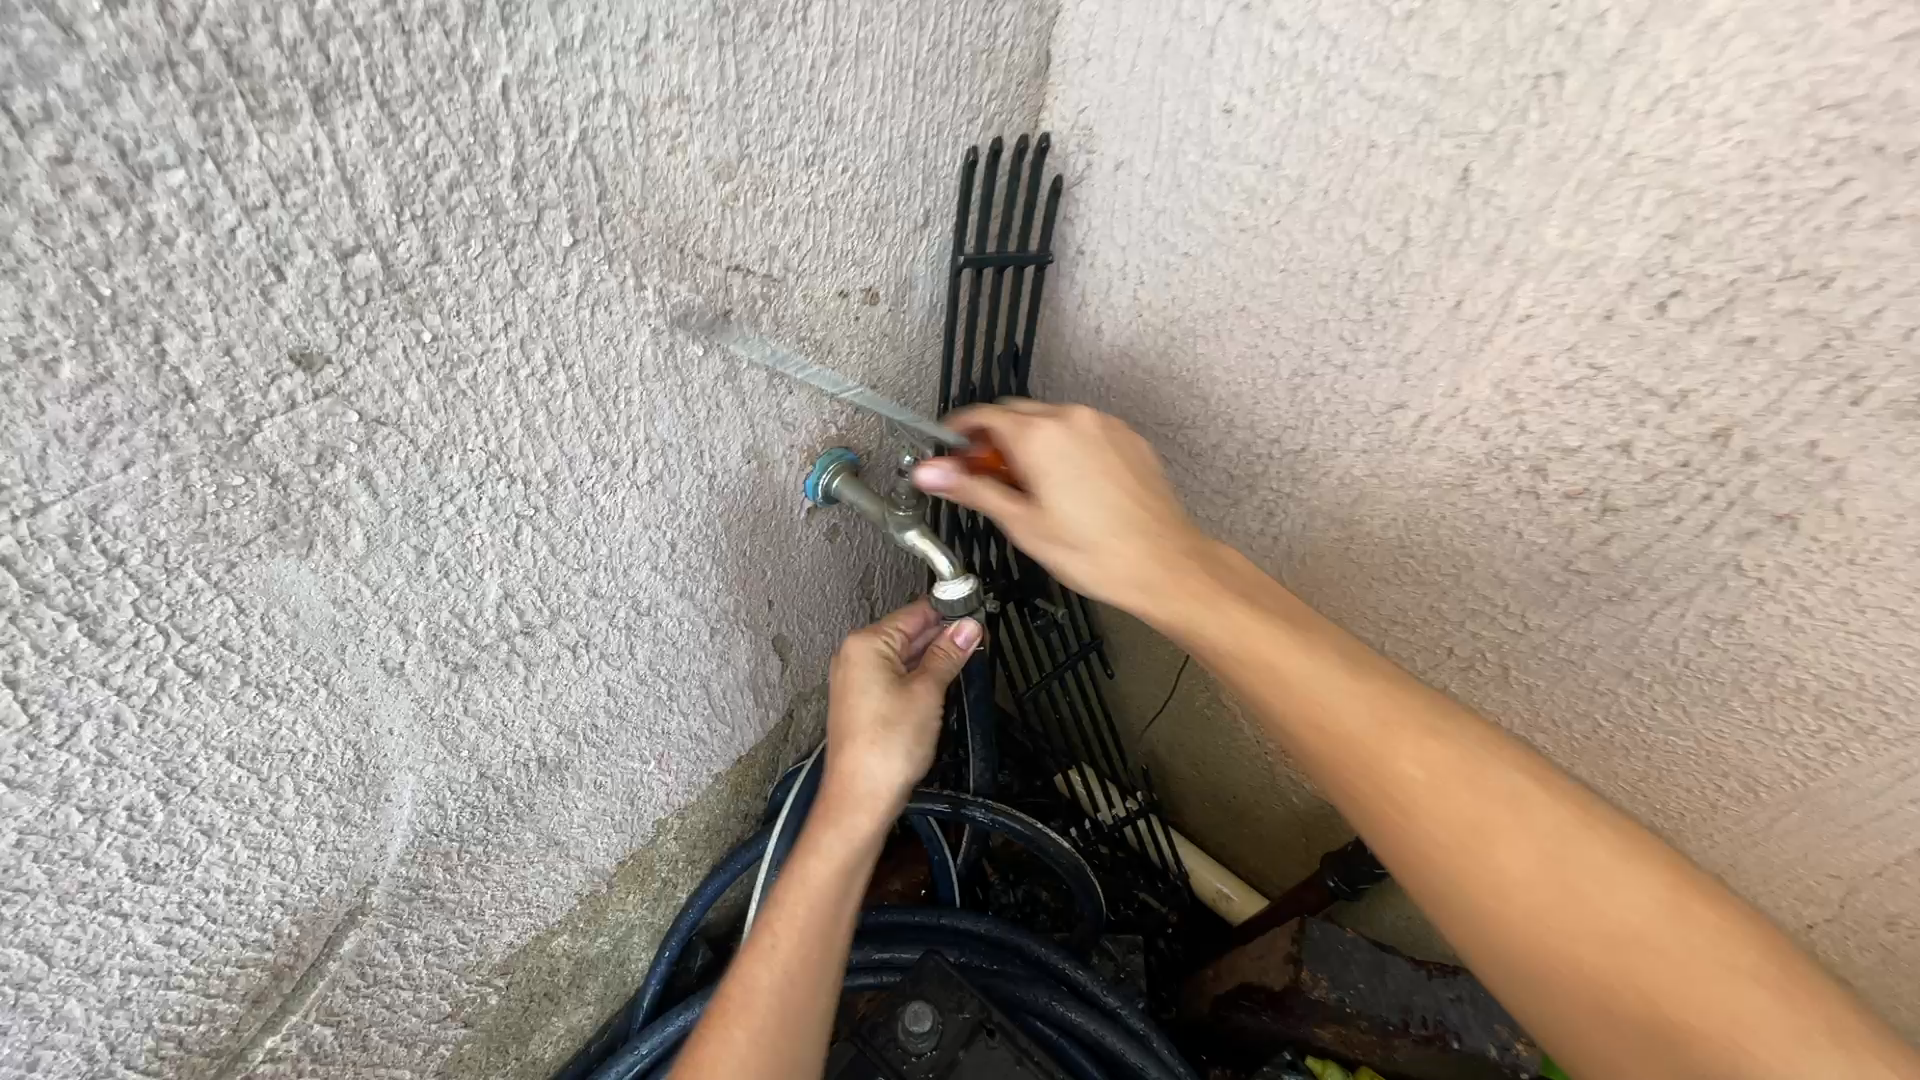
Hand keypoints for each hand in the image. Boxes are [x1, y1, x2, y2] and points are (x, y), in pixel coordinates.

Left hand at [823, 599, 981, 820]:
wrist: (861, 798)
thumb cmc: (884, 749)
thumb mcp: (928, 692)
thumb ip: (949, 655)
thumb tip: (966, 629)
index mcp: (867, 644)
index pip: (915, 612)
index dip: (948, 612)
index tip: (974, 615)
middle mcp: (855, 656)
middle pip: (908, 632)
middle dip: (943, 636)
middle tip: (977, 640)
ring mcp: (856, 679)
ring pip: (903, 655)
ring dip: (933, 657)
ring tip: (965, 660)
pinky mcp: (862, 701)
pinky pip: (894, 675)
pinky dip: (918, 676)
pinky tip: (940, 682)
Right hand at [913, 401, 1213, 616]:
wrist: (1163, 564)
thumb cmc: (1099, 553)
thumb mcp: (1021, 524)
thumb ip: (972, 490)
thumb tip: (932, 474)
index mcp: (1040, 437)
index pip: (983, 415)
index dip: (960, 433)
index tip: (952, 451)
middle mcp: (1073, 420)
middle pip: (1017, 416)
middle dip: (995, 442)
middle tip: (984, 476)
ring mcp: (1104, 427)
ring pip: (1052, 424)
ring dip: (1032, 446)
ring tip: (1030, 489)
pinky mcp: (1127, 439)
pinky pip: (1084, 433)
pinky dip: (1066, 450)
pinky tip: (1067, 487)